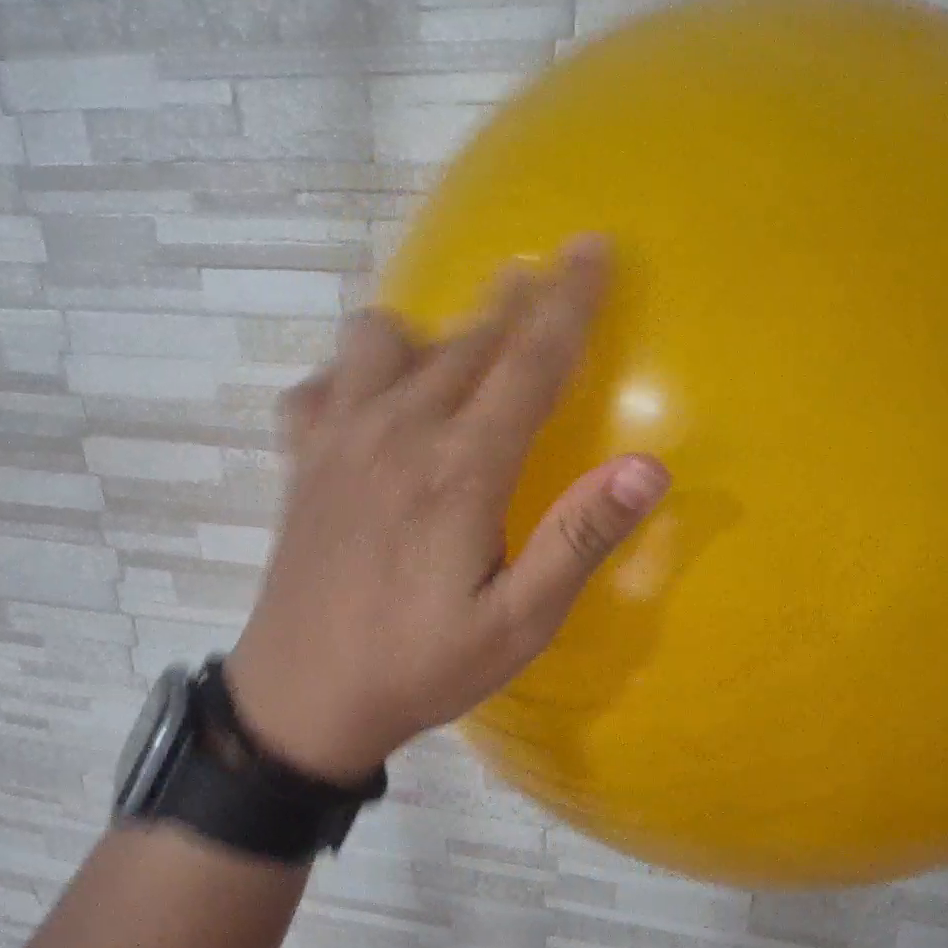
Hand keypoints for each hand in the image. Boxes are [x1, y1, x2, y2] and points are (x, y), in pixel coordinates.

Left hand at [227, 237, 670, 782]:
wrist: (300, 699)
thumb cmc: (419, 668)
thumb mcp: (517, 626)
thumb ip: (577, 541)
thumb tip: (647, 467)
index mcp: (460, 470)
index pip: (529, 364)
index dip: (568, 302)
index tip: (592, 247)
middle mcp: (396, 433)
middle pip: (466, 340)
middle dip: (512, 302)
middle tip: (544, 277)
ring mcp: (338, 440)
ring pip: (381, 340)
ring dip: (428, 335)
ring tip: (454, 361)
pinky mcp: (300, 459)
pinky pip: (319, 383)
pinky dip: (349, 377)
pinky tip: (369, 407)